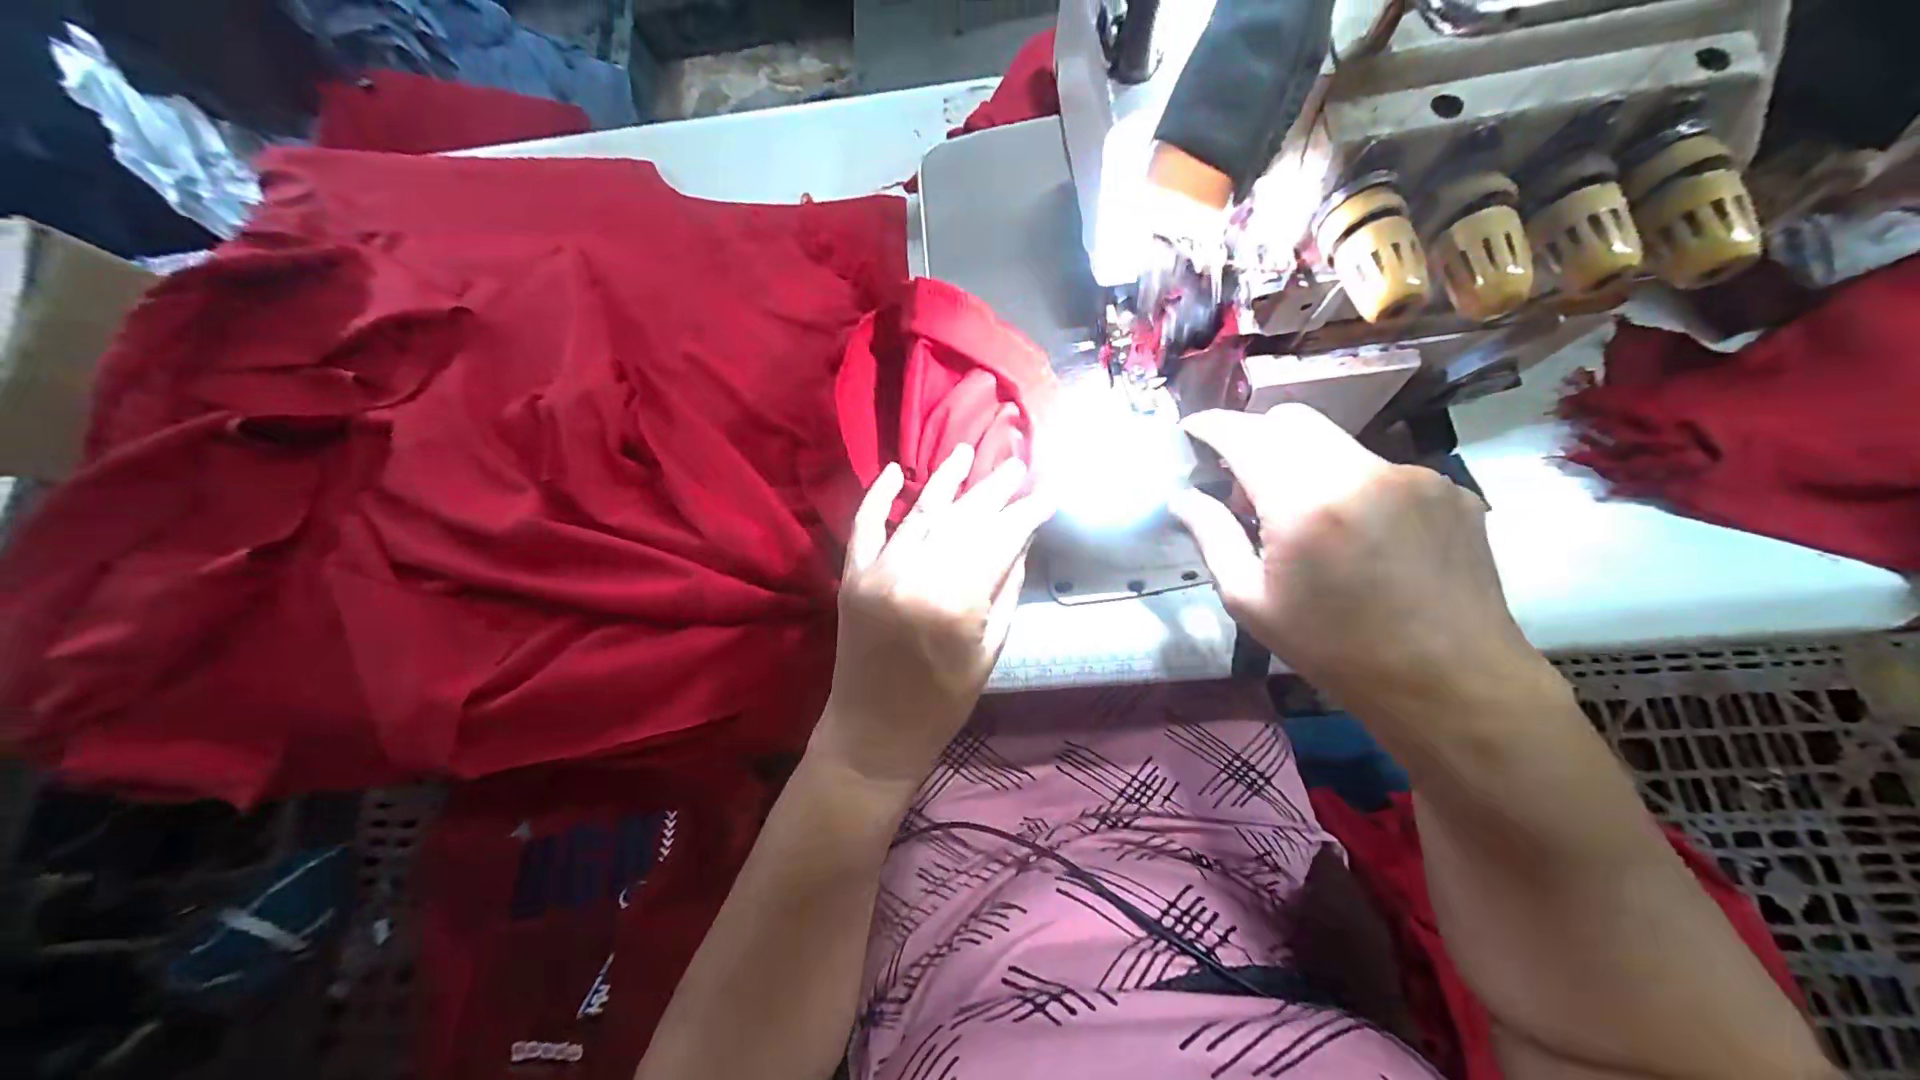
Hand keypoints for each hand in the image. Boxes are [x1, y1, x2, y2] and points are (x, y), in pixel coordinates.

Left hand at [812, 444, 1054, 788]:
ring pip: (920, 513)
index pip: (1000, 539)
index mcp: (957, 602)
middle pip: (963, 519)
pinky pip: (864, 526)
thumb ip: (1006, 589)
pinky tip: (895, 470)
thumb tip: (1021, 539)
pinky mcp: (852, 576)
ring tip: (966, 451)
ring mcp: (878, 572)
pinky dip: (877, 496)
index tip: (1048, 493)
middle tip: (1016, 465)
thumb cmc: (943, 702)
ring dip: (945, 480)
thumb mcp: (991, 650)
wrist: (874, 731)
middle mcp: (916, 576)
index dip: (1027, 513)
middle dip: (993, 490)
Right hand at [1169, 404, 1550, 721]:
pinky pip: (1380, 469)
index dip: (1211, 425)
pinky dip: (1351, 487)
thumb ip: (1212, 537)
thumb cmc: (1336, 650)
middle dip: (1256, 439)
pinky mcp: (1449, 490)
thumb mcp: (1251, 602)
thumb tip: (1184, 497)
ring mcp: (1414, 477)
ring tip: (1305, 523)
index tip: (1192, 432)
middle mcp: (1363, 472)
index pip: (1245, 434)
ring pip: (1337, 444)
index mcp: (1307, 502)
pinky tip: (1360, 538)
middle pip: (1291, 420)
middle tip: (1244, 489)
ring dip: (1304, 465)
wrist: (1452, 683)